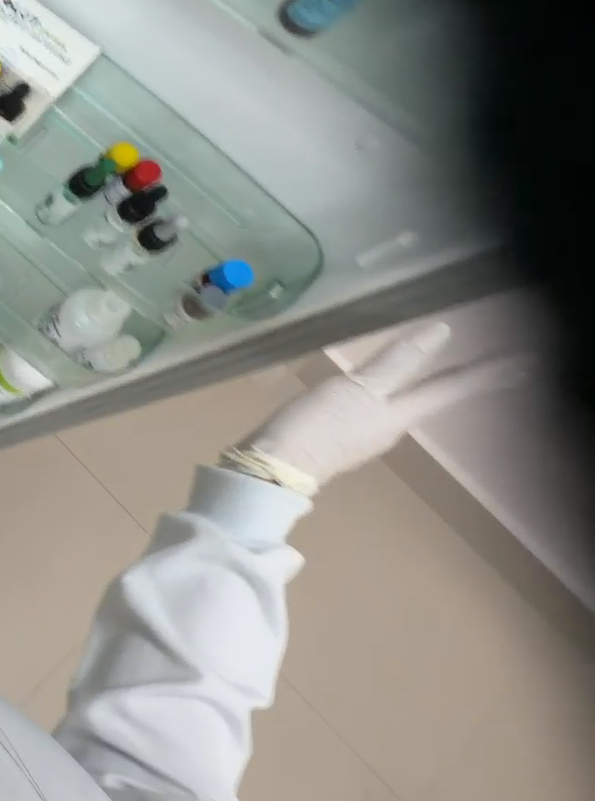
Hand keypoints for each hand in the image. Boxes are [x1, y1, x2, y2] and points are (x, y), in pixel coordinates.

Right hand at [239, 322, 527, 491]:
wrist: (272, 469)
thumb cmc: (315, 428)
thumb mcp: (353, 390)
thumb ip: (392, 364)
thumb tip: (440, 331)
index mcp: (398, 414)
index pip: (451, 387)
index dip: (487, 373)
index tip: (528, 359)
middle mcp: (389, 427)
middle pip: (431, 399)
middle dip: (459, 384)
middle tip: (493, 369)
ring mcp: (361, 437)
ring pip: (401, 408)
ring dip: (421, 392)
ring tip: (429, 377)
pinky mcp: (333, 442)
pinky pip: (370, 415)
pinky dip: (383, 402)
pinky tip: (367, 399)